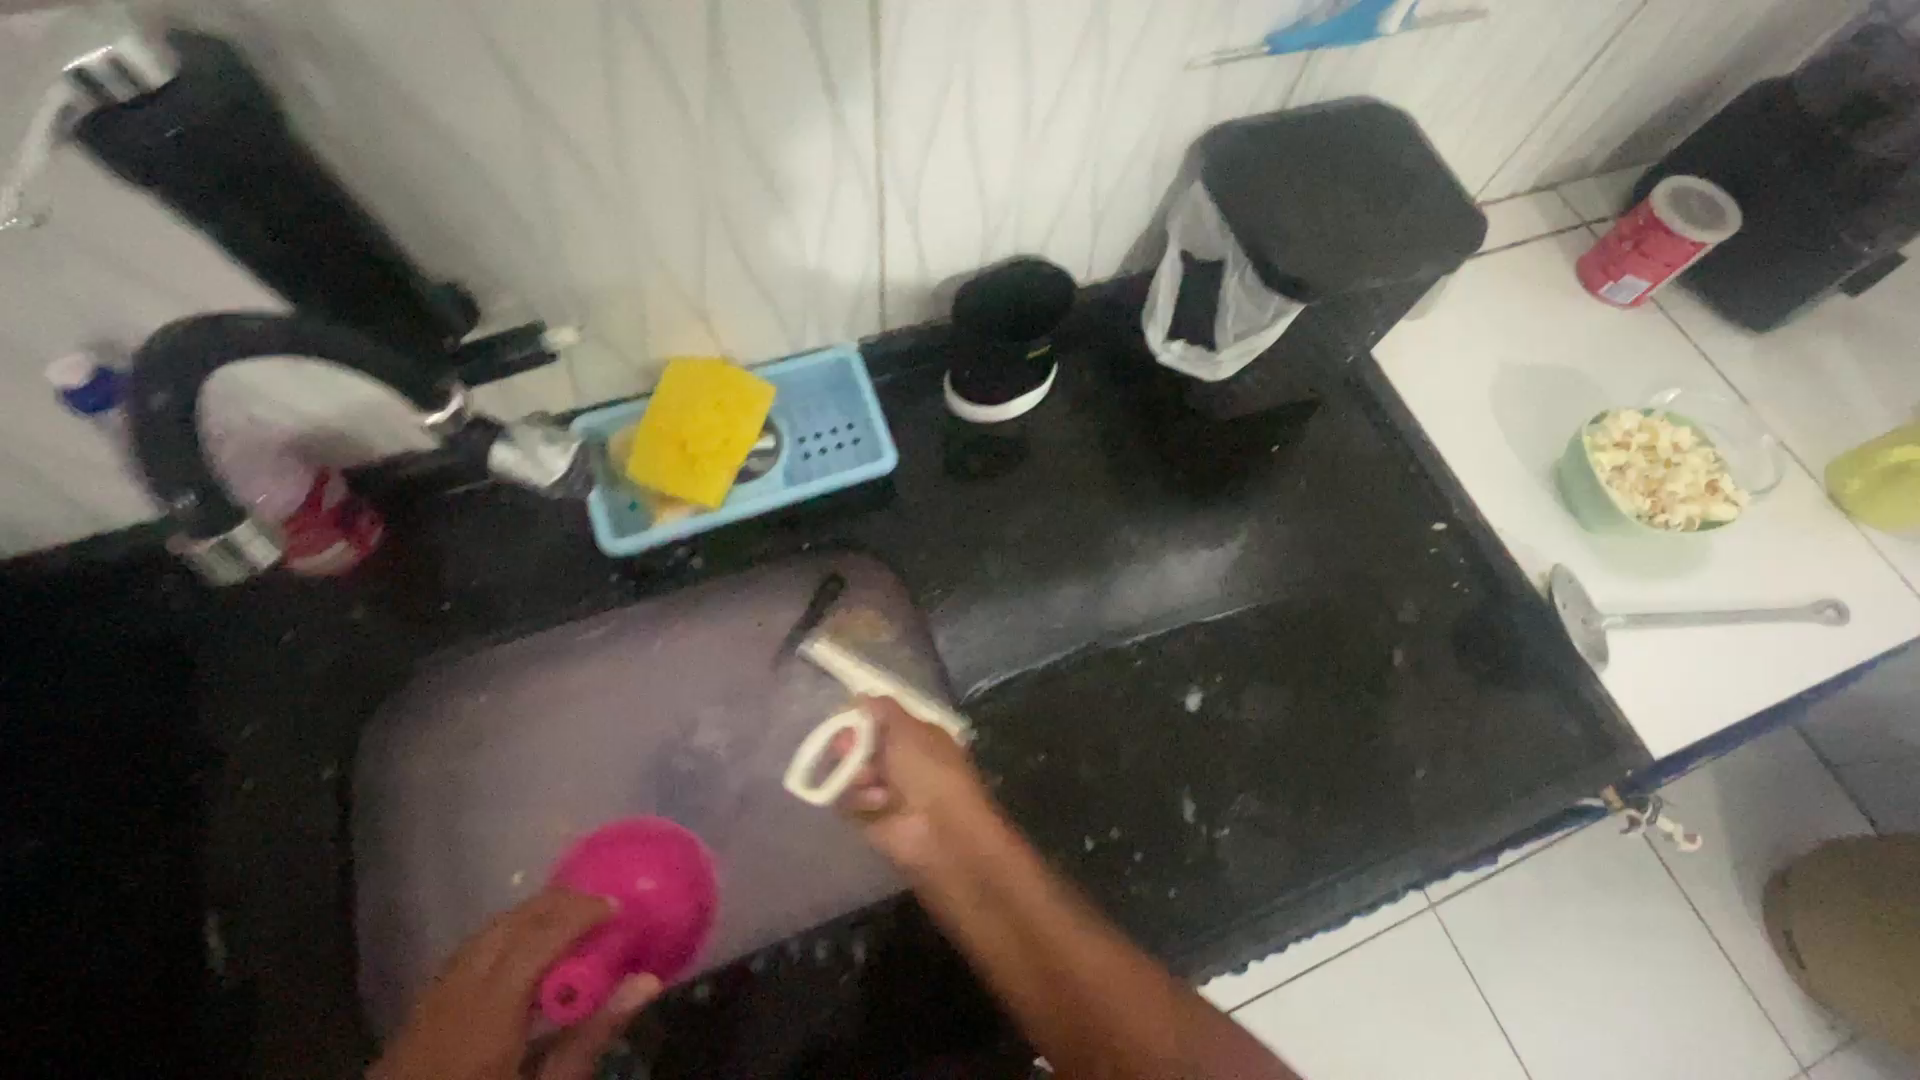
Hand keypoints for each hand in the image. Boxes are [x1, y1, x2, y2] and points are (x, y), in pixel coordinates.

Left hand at [369, 889, 660, 1079]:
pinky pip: (468, 953)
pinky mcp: (419, 1010)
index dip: (579, 915)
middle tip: (600, 906)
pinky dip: (504, 937)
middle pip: (508, 925)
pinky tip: (527, 952)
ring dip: (530, 918)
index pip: (537, 940)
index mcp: (487, 1014)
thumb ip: (592, 1037)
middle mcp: (454, 993)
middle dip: (557, 905)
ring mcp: (430, 999)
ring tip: (571, 921)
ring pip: (485, 933)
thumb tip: (647, 983)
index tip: (618, 907)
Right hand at [836, 695, 992, 869]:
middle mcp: (896, 760)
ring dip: (857, 777)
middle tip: (849, 752)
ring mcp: (881, 789)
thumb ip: (882, 709)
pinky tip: (877, 805)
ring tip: (876, 787)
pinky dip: (859, 801)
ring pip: (847, 772)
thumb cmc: (930, 771)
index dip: (858, 720)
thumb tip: (860, 697)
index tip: (849, 721)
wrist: (940, 830)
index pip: (874, 720)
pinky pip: (846, 801)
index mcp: (913, 735)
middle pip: (855, 745)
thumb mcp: (909, 729)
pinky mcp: (869, 817)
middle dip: (850, 747)